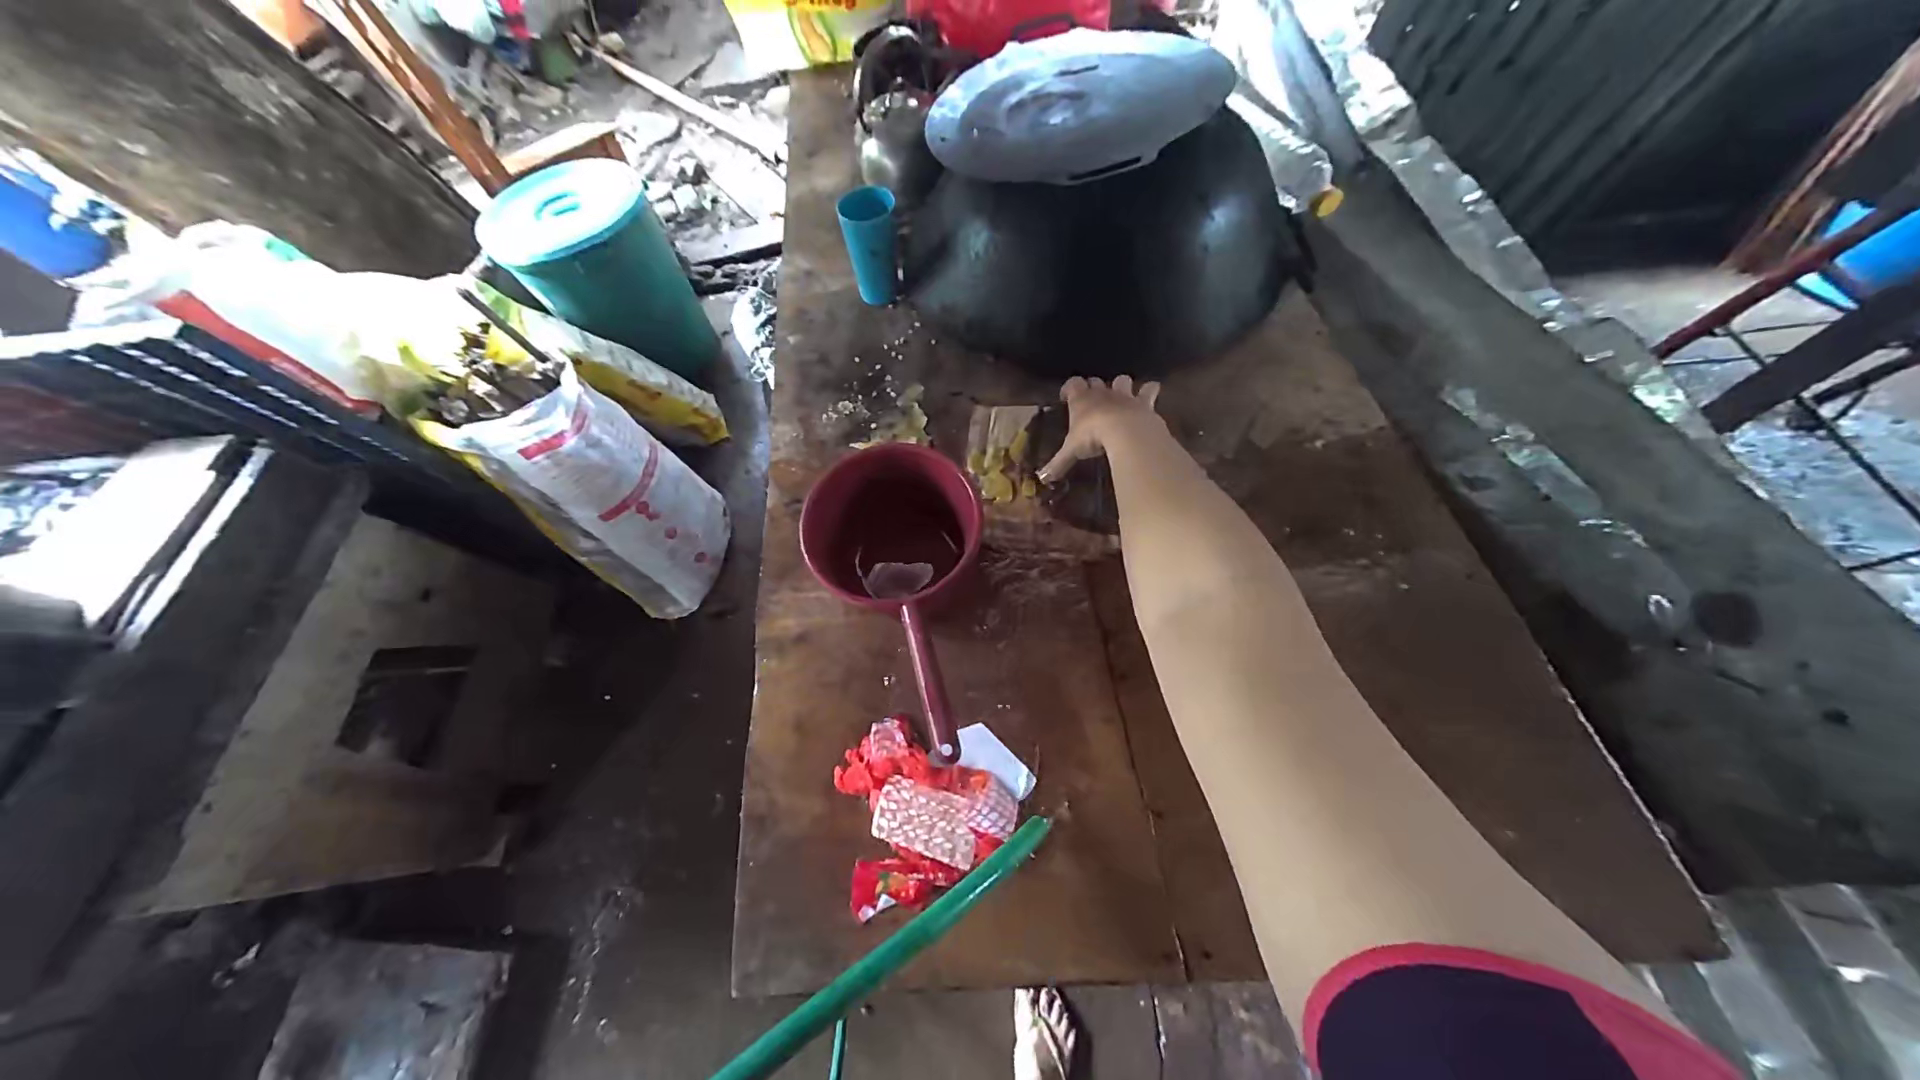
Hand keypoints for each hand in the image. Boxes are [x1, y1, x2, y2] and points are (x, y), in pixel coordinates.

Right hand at [1037, 375, 1161, 483]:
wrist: (1125, 431)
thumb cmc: (1092, 437)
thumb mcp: (1071, 451)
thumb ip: (1057, 463)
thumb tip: (1040, 479)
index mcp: (1081, 400)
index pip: (1072, 384)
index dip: (1069, 388)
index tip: (1066, 397)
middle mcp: (1102, 393)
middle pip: (1096, 381)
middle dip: (1094, 387)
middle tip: (1092, 400)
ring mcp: (1124, 395)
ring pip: (1122, 380)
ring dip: (1121, 385)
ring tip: (1122, 395)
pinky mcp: (1144, 402)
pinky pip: (1149, 389)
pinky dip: (1149, 391)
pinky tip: (1149, 394)